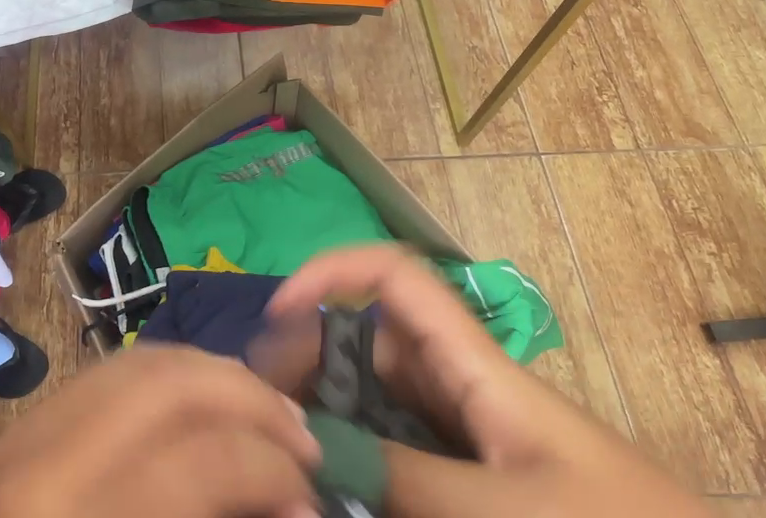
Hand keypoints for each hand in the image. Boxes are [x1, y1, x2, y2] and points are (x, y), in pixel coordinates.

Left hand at [0, 344, 323, 517]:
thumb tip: (299, 505)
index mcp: (76, 514)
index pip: (200, 460)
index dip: (271, 470)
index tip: (312, 496)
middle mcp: (45, 457)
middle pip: (170, 384)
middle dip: (250, 400)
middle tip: (302, 437)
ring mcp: (29, 429)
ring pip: (143, 361)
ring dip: (218, 377)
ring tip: (268, 412)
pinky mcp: (30, 421)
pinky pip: (115, 371)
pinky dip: (174, 376)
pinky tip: (211, 399)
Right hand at [248, 244, 712, 517]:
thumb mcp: (505, 510)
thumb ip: (404, 479)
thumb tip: (305, 449)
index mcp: (478, 368)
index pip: (397, 280)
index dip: (332, 272)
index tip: (276, 314)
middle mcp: (464, 392)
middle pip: (369, 348)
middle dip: (310, 364)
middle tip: (261, 417)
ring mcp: (469, 443)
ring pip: (378, 409)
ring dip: (330, 421)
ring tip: (284, 455)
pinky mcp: (473, 487)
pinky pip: (400, 459)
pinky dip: (363, 467)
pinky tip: (332, 490)